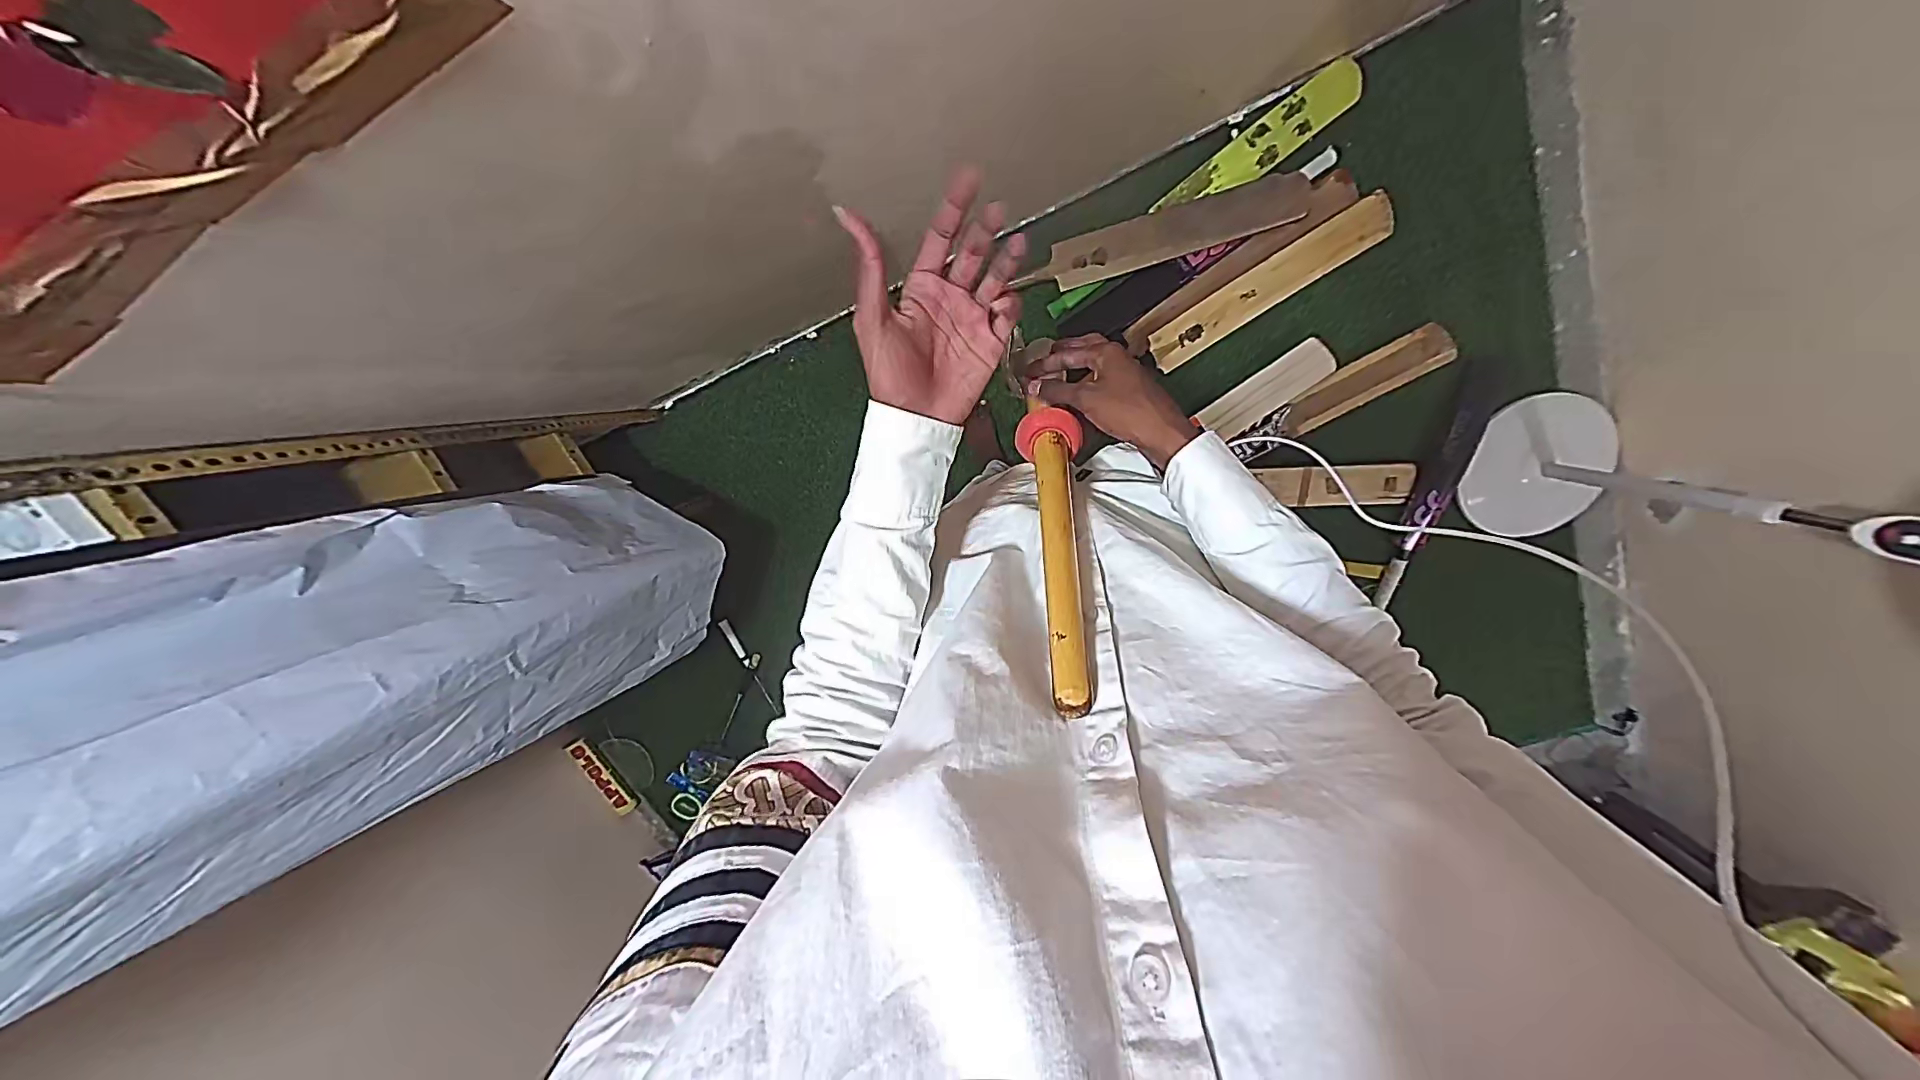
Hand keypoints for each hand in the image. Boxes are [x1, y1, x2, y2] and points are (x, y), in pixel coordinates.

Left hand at [834, 168, 1027, 425]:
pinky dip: (1010, 304)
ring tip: (1017, 242)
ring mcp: (972, 318)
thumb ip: (870, 266)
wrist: (915, 415)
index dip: (954, 209)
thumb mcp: (871, 317)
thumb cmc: (889, 373)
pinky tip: (1005, 301)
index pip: (940, 239)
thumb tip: (848, 216)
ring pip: (996, 278)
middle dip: (985, 231)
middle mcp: (950, 298)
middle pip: (973, 254)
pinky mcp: (990, 341)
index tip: (968, 179)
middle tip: (997, 210)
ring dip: (1006, 260)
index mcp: (921, 289)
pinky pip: (1007, 314)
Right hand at [1027, 335, 1197, 470]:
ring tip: (1055, 378)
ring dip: (1072, 371)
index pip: (1066, 353)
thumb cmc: (1133, 411)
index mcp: (1106, 351)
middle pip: (1081, 351)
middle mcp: (1116, 357)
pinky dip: (1084, 384)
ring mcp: (1123, 372)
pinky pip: (1099, 381)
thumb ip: (1058, 390)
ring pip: (1091, 366)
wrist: (1160, 431)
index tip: (1029, 372)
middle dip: (1059, 358)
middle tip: (1041, 364)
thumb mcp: (1086, 399)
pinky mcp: (1127, 389)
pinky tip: (1077, 395)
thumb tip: (1039, 385)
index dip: (1044, 364)